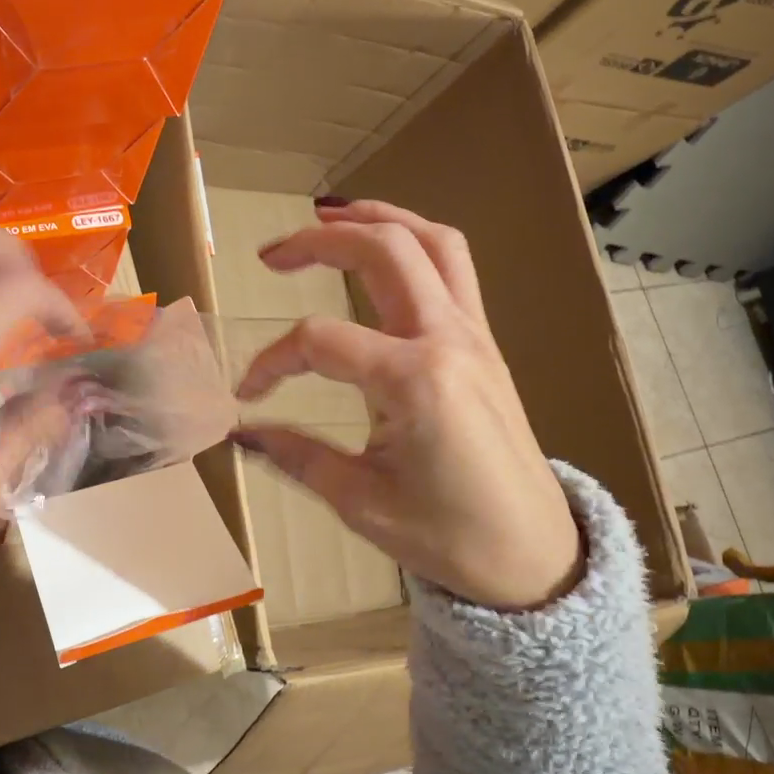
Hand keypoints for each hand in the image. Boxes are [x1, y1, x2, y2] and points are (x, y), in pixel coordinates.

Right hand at [232, 200, 582, 611]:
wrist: (535, 556)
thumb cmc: (451, 539)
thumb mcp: (361, 502)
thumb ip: (296, 455)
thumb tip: (239, 432)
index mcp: (414, 382)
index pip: (319, 341)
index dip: (271, 361)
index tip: (248, 396)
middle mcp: (448, 340)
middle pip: (382, 251)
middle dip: (319, 240)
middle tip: (271, 256)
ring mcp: (474, 335)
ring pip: (430, 242)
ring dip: (376, 219)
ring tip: (328, 217)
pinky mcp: (485, 343)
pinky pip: (454, 267)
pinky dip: (413, 243)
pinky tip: (383, 254)